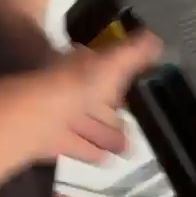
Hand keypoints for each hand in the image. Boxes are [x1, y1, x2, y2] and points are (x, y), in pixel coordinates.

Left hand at [25, 31, 162, 163]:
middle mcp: (70, 84)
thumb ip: (134, 51)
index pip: (104, 65)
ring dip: (105, 132)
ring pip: (87, 121)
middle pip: (96, 97)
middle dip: (113, 109)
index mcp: (83, 62)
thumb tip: (155, 38)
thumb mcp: (113, 61)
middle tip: (135, 122)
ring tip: (127, 147)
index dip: (121, 75)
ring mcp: (60, 111)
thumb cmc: (78, 84)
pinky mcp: (54, 137)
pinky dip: (91, 150)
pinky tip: (104, 158)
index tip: (137, 86)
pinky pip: (77, 143)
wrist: (40, 116)